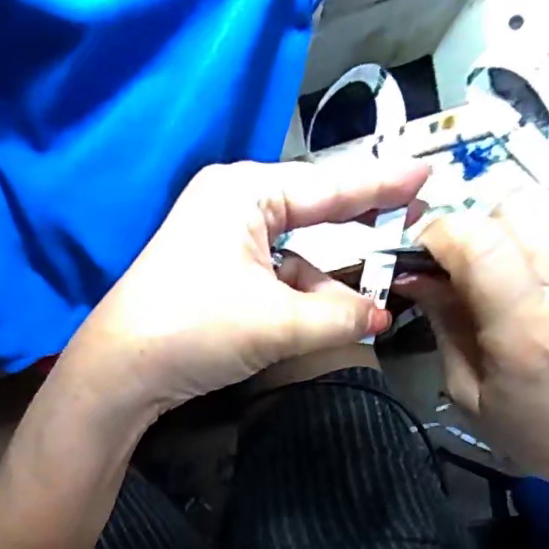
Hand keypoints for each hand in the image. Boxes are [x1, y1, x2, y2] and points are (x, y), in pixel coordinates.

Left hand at [59, 157, 429, 417]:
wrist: (120, 373)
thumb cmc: (196, 330)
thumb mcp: (277, 323)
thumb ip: (340, 317)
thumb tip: (383, 316)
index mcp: (244, 194)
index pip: (328, 186)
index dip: (381, 185)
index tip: (428, 175)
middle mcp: (229, 206)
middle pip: (310, 218)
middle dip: (354, 238)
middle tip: (408, 233)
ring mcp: (215, 242)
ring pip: (289, 257)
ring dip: (324, 286)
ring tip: (366, 308)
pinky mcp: (208, 276)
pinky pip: (267, 278)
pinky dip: (294, 299)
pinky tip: (322, 320)